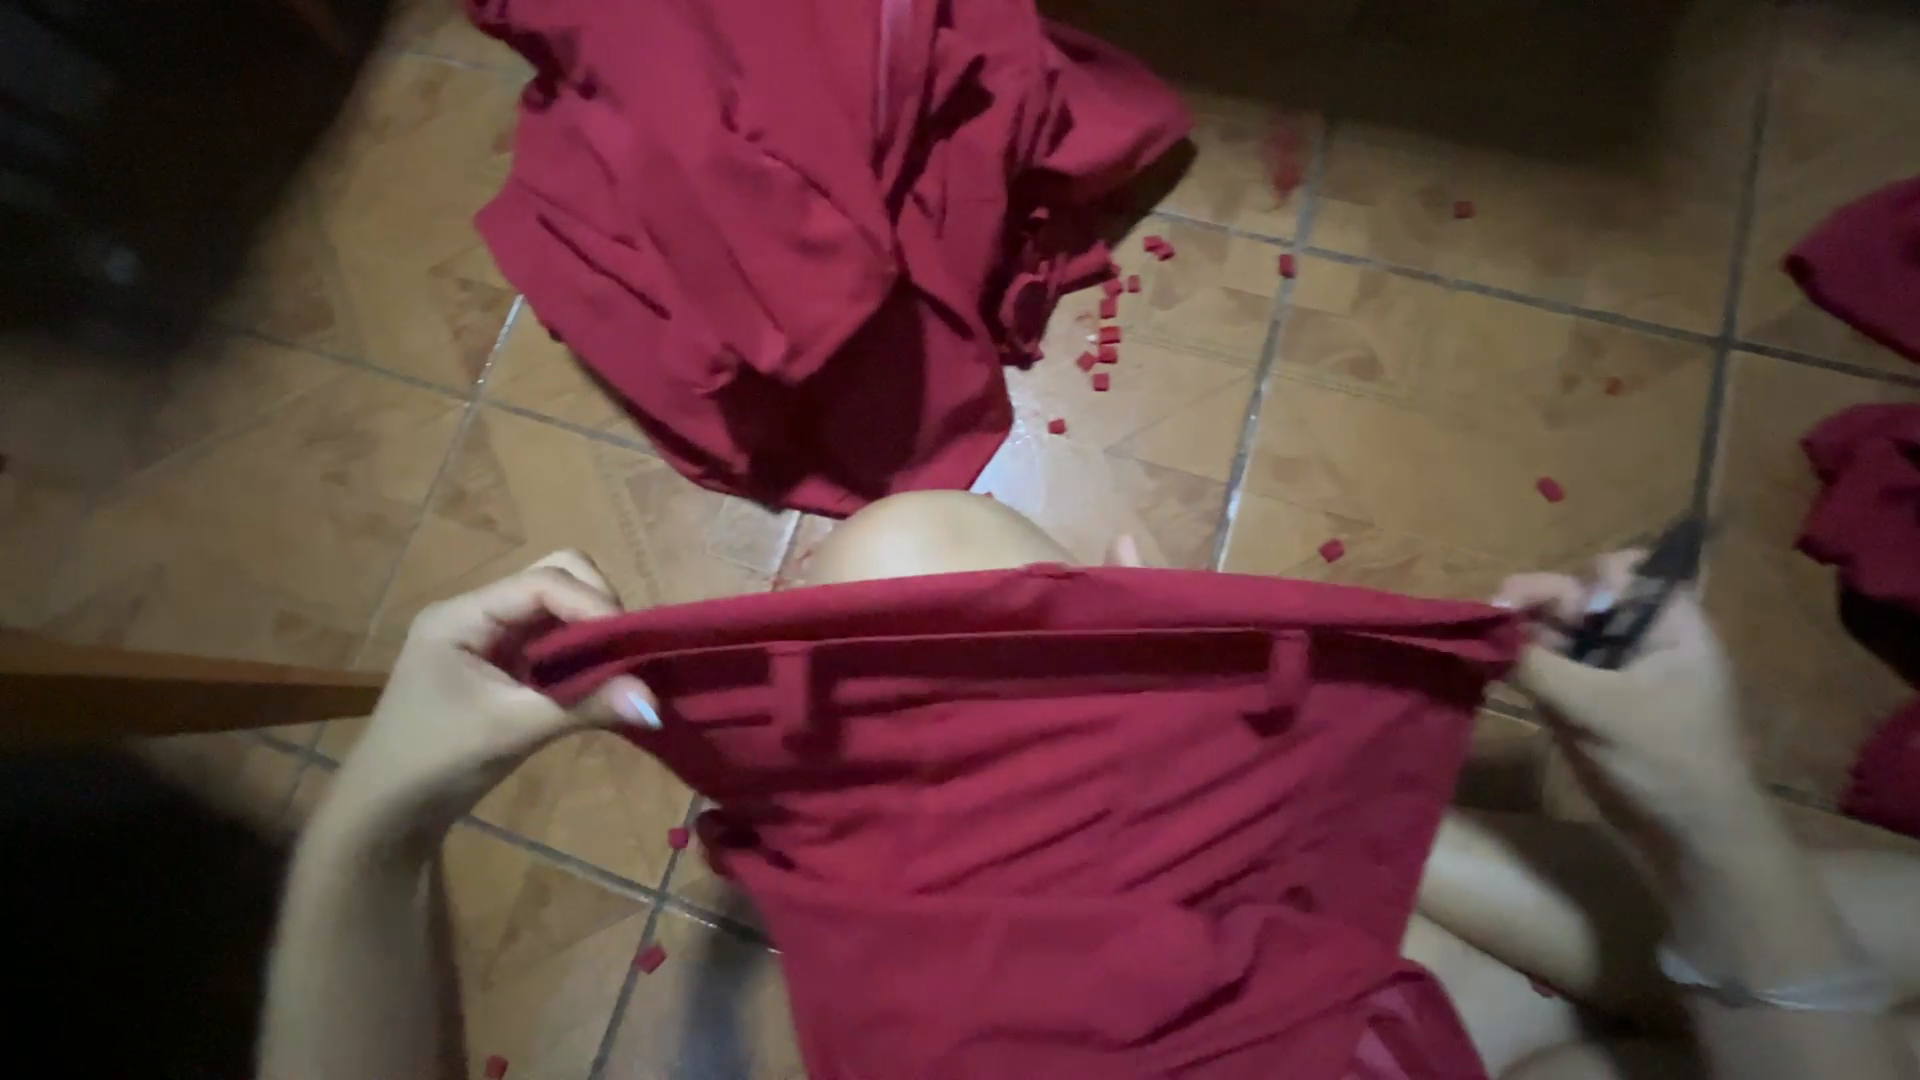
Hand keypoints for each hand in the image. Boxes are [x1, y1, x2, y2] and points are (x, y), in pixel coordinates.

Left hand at [329, 551, 658, 844]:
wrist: (388, 813)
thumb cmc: (435, 762)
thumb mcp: (513, 730)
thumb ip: (586, 706)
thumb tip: (656, 703)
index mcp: (462, 616)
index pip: (543, 583)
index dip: (592, 604)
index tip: (631, 642)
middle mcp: (479, 612)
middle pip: (556, 574)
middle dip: (597, 602)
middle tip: (623, 646)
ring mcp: (493, 634)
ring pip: (562, 601)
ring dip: (595, 625)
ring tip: (617, 662)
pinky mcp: (509, 658)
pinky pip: (559, 633)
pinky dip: (587, 646)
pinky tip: (601, 675)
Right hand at [1494, 551, 1758, 851]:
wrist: (1686, 836)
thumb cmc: (1662, 760)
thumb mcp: (1595, 706)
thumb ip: (1534, 662)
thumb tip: (1475, 629)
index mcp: (1668, 629)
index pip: (1628, 572)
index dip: (1584, 576)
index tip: (1544, 603)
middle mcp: (1637, 640)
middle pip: (1578, 597)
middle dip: (1532, 603)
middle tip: (1488, 620)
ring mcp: (1607, 669)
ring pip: (1553, 629)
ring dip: (1515, 633)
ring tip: (1479, 645)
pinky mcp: (1582, 696)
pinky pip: (1542, 662)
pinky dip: (1513, 660)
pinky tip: (1484, 665)